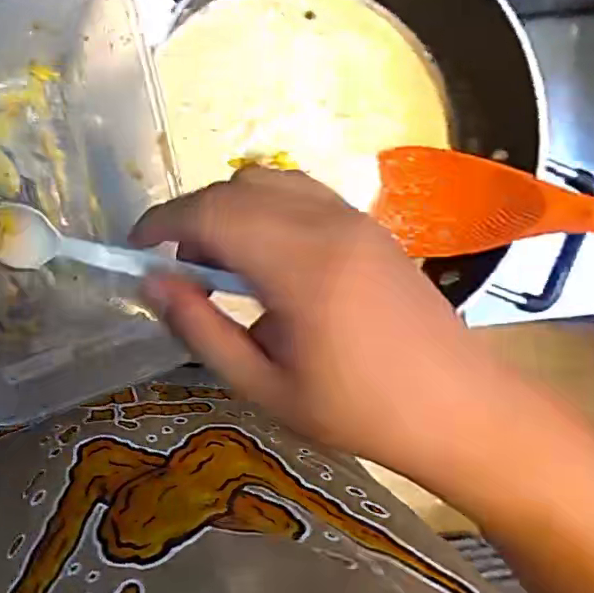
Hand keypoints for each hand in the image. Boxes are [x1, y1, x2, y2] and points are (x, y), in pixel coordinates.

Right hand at [130, 167, 526, 482]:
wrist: (458, 408)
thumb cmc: (358, 411)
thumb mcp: (263, 387)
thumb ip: (200, 330)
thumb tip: (152, 283)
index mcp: (301, 266)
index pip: (211, 213)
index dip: (161, 222)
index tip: (135, 249)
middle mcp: (327, 224)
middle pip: (234, 189)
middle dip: (190, 219)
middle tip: (180, 273)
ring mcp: (353, 218)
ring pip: (267, 181)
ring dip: (228, 210)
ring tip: (223, 267)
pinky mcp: (368, 225)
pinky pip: (299, 192)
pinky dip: (264, 209)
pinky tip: (267, 259)